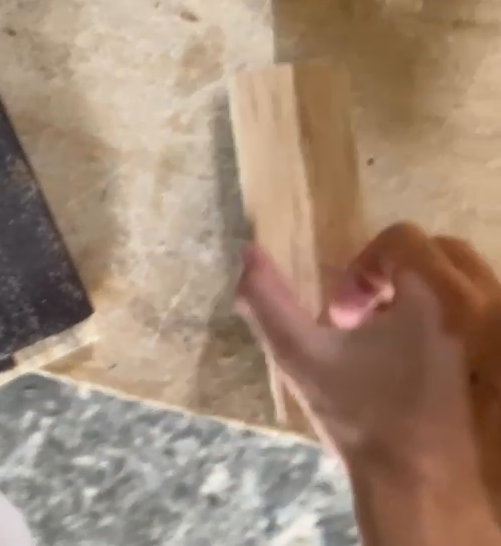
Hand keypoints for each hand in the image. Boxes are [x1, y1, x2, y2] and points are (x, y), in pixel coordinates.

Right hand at [238, 224, 500, 543]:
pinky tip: (420, 362)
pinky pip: (486, 316)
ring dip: (423, 296)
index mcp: (438, 300)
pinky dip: (450, 322)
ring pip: (470, 285)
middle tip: (364, 316)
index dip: (361, 266)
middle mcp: (487, 312)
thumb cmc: (359, 412)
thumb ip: (266, 295)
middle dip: (395, 273)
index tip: (342, 312)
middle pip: (443, 253)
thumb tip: (248, 250)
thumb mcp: (296, 350)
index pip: (402, 240)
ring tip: (389, 339)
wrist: (424, 485)